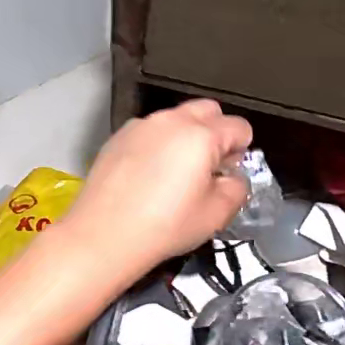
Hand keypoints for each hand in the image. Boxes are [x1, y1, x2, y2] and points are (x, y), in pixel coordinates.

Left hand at [57, 99, 253, 277]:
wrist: (103, 235)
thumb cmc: (165, 226)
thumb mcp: (215, 215)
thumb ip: (237, 188)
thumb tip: (233, 177)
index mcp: (201, 135)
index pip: (239, 127)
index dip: (241, 150)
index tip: (229, 173)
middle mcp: (171, 121)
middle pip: (207, 110)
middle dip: (216, 132)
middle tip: (208, 167)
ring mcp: (141, 125)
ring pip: (175, 119)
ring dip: (185, 136)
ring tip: (175, 174)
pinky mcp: (118, 136)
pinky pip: (149, 131)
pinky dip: (157, 144)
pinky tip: (147, 176)